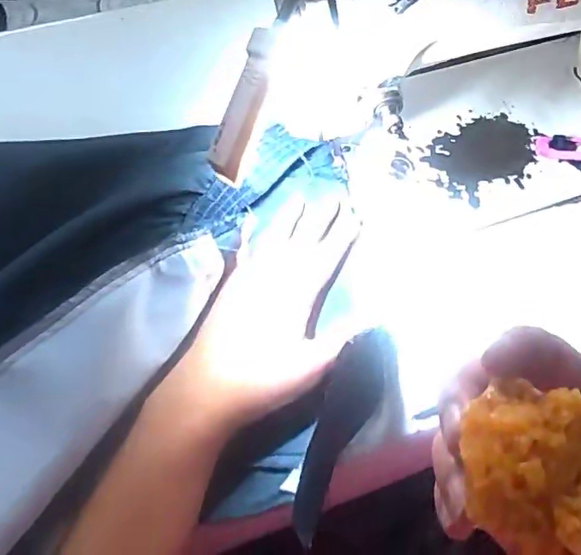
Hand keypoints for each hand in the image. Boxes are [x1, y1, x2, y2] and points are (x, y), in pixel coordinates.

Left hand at [152, 196, 359, 435]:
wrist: (207, 386)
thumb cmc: (264, 379)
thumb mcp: (310, 366)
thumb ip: (341, 338)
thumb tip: (373, 313)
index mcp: (299, 291)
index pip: (326, 256)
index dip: (342, 235)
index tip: (356, 214)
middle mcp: (276, 273)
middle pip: (303, 238)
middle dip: (321, 217)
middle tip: (336, 196)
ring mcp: (251, 275)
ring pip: (274, 236)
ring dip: (288, 216)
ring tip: (299, 197)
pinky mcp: (232, 282)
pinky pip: (245, 249)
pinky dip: (250, 233)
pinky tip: (250, 221)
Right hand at [433, 328, 580, 554]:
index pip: (543, 349)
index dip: (515, 345)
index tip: (492, 364)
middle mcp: (538, 413)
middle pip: (484, 378)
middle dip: (461, 397)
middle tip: (458, 435)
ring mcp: (511, 451)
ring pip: (461, 425)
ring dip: (449, 453)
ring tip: (462, 501)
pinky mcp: (495, 491)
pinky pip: (457, 477)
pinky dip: (448, 493)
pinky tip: (458, 523)